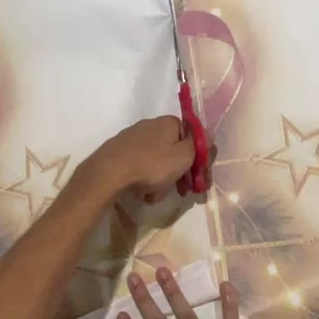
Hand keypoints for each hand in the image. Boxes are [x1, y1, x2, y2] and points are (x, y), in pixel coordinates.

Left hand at [76, 117, 196, 202]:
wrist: (110, 171)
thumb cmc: (152, 164)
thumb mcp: (183, 156)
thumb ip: (199, 145)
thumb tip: (209, 133)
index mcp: (169, 123)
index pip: (192, 138)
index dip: (200, 159)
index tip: (201, 180)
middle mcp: (151, 126)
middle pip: (175, 151)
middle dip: (180, 173)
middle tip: (183, 192)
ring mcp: (134, 138)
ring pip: (158, 161)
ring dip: (162, 180)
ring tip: (156, 195)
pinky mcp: (121, 151)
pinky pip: (142, 167)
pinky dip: (145, 180)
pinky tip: (143, 193)